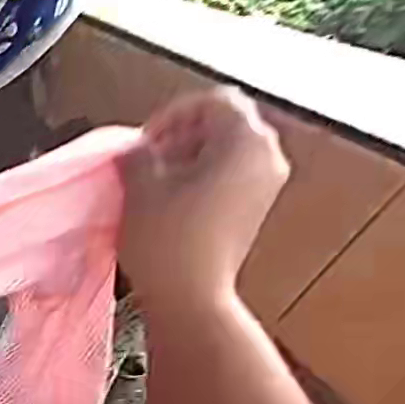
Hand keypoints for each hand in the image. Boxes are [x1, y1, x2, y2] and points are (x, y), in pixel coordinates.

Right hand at [118, 88, 289, 311]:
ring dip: (190, 162)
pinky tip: (172, 207)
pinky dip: (203, 183)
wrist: (190, 302)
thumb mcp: (141, 192)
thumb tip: (136, 151)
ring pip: (227, 154)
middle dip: (182, 138)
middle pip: (225, 126)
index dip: (173, 114)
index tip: (143, 141)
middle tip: (146, 162)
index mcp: (246, 140)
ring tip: (155, 187)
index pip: (213, 101)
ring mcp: (265, 188)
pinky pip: (230, 181)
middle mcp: (267, 157)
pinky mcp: (254, 214)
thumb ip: (138, 157)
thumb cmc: (166, 245)